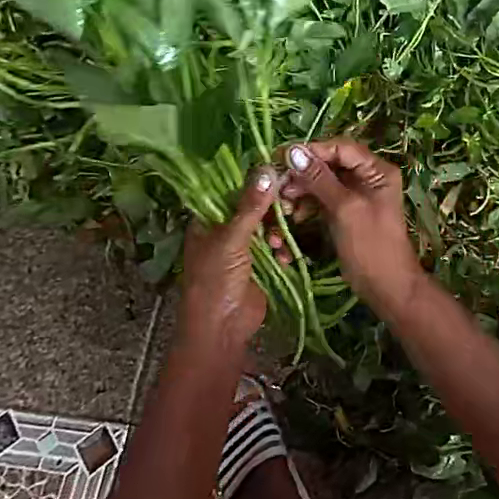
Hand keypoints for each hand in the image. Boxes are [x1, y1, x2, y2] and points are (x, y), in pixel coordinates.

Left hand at [177, 167, 279, 351]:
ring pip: (268, 227)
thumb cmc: (215, 281)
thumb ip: (251, 206)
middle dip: (272, 209)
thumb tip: (268, 169)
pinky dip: (282, 249)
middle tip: (290, 208)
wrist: (221, 328)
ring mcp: (243, 248)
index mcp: (208, 220)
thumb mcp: (232, 239)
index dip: (255, 182)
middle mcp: (225, 230)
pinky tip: (284, 256)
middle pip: (254, 207)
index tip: (281, 175)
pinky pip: (276, 247)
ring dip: (278, 231)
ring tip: (280, 241)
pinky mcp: (260, 264)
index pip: (233, 190)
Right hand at [280, 139, 425, 314]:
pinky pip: (323, 199)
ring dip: (302, 190)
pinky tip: (295, 215)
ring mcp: (357, 195)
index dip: (312, 150)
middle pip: (330, 164)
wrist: (387, 287)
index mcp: (377, 171)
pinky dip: (308, 204)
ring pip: (323, 182)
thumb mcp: (345, 209)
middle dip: (303, 173)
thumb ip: (320, 179)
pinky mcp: (346, 212)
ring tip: (284, 203)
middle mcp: (368, 178)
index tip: (281, 158)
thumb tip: (293, 151)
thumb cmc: (371, 246)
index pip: (341, 148)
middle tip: (279, 186)